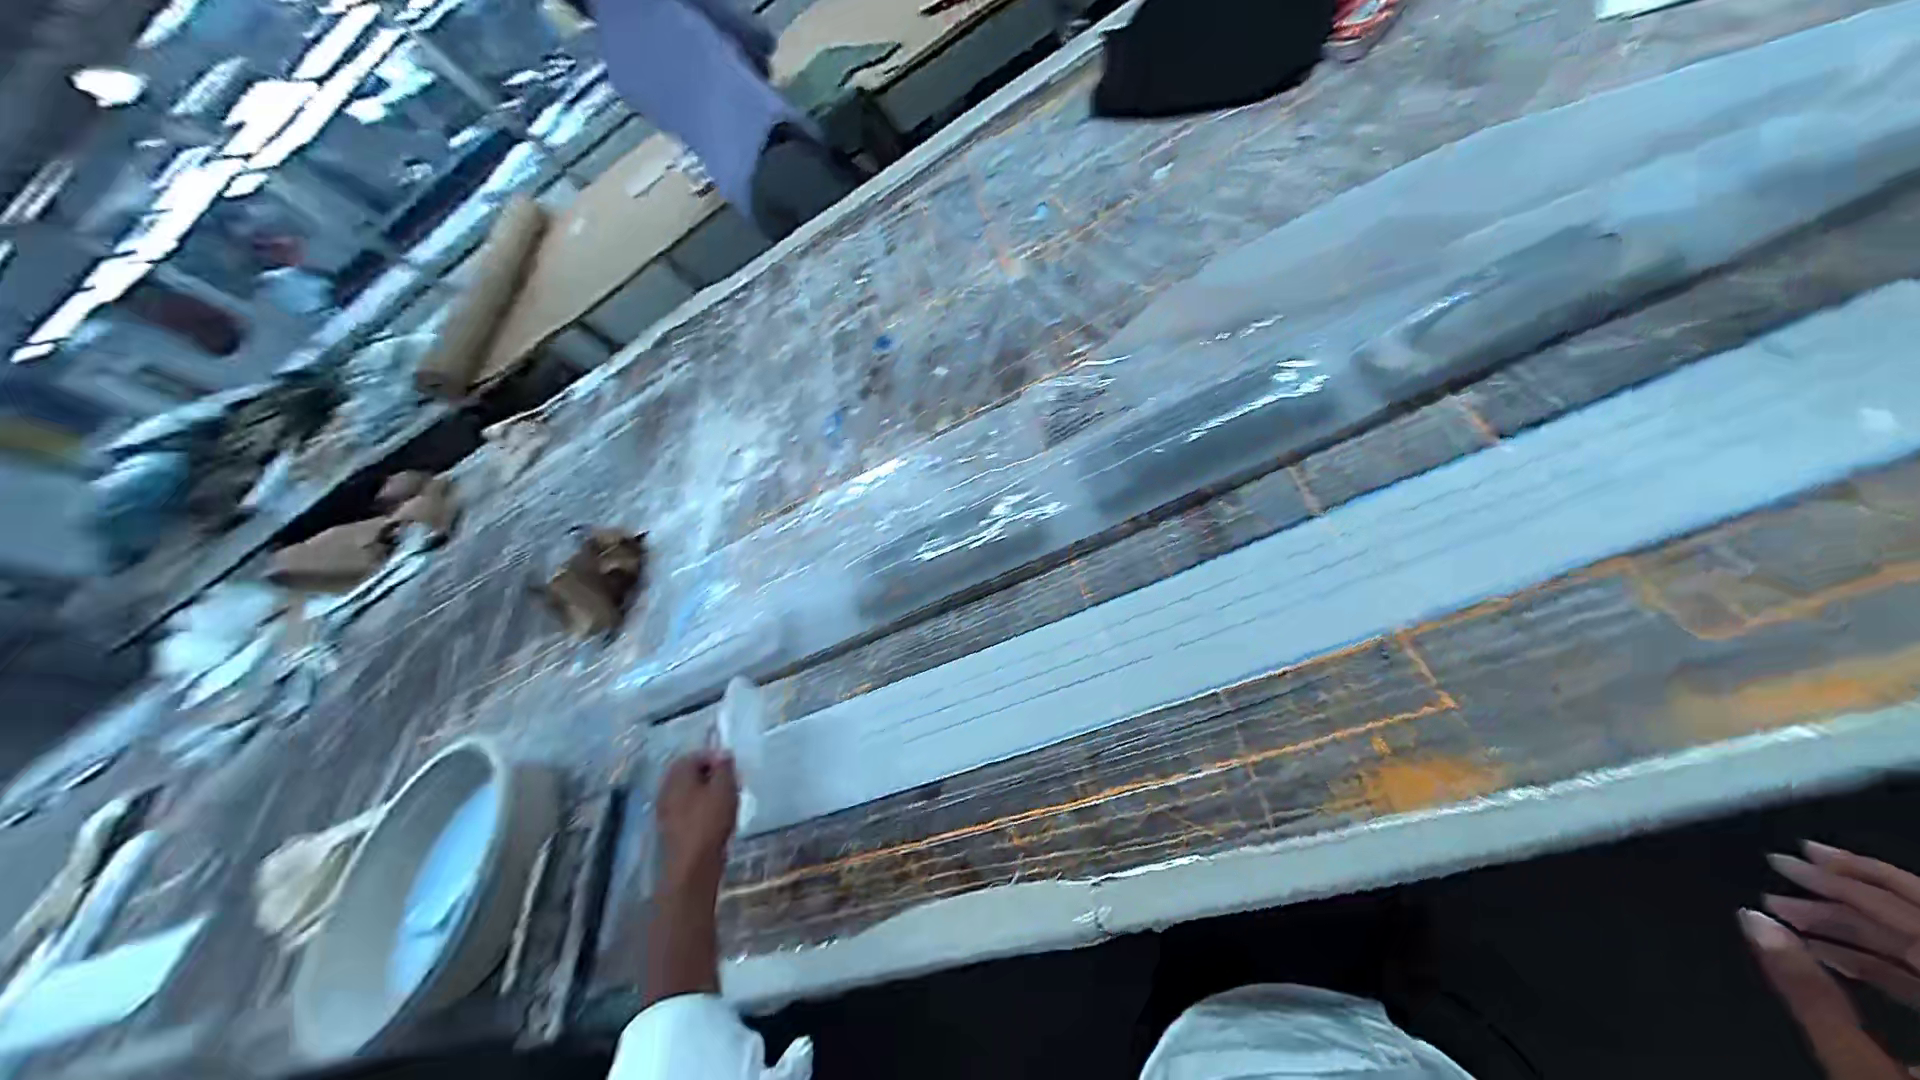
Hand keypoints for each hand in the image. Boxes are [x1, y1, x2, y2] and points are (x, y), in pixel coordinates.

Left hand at [655, 750, 738, 888]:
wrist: (691, 866)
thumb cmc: (709, 821)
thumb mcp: (725, 787)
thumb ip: (724, 767)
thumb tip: (723, 754)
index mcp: (678, 775)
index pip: (695, 755)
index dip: (715, 758)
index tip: (732, 769)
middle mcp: (667, 789)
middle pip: (689, 773)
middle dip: (710, 775)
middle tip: (731, 783)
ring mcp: (666, 810)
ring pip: (688, 792)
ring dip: (706, 792)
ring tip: (727, 801)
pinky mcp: (670, 828)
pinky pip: (687, 808)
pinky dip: (701, 808)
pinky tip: (716, 818)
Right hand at [1741, 841, 1919, 1079]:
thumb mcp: (1866, 1075)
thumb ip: (1812, 995)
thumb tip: (1753, 920)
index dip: (1855, 883)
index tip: (1790, 857)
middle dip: (1853, 892)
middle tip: (1783, 864)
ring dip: (1855, 926)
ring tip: (1786, 909)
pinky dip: (1878, 961)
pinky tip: (1826, 952)